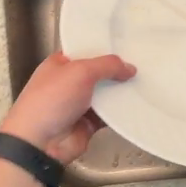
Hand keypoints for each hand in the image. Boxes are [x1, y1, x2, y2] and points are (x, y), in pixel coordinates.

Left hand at [0, 53, 135, 163]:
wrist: (40, 142)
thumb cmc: (53, 99)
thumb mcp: (80, 72)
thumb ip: (107, 65)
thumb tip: (130, 68)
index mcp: (60, 65)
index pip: (85, 50)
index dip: (104, 48)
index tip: (127, 45)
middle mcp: (69, 82)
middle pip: (98, 72)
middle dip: (117, 70)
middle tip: (142, 63)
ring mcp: (78, 103)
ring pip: (106, 94)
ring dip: (121, 91)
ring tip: (145, 82)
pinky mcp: (88, 123)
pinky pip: (109, 115)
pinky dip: (120, 112)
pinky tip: (138, 104)